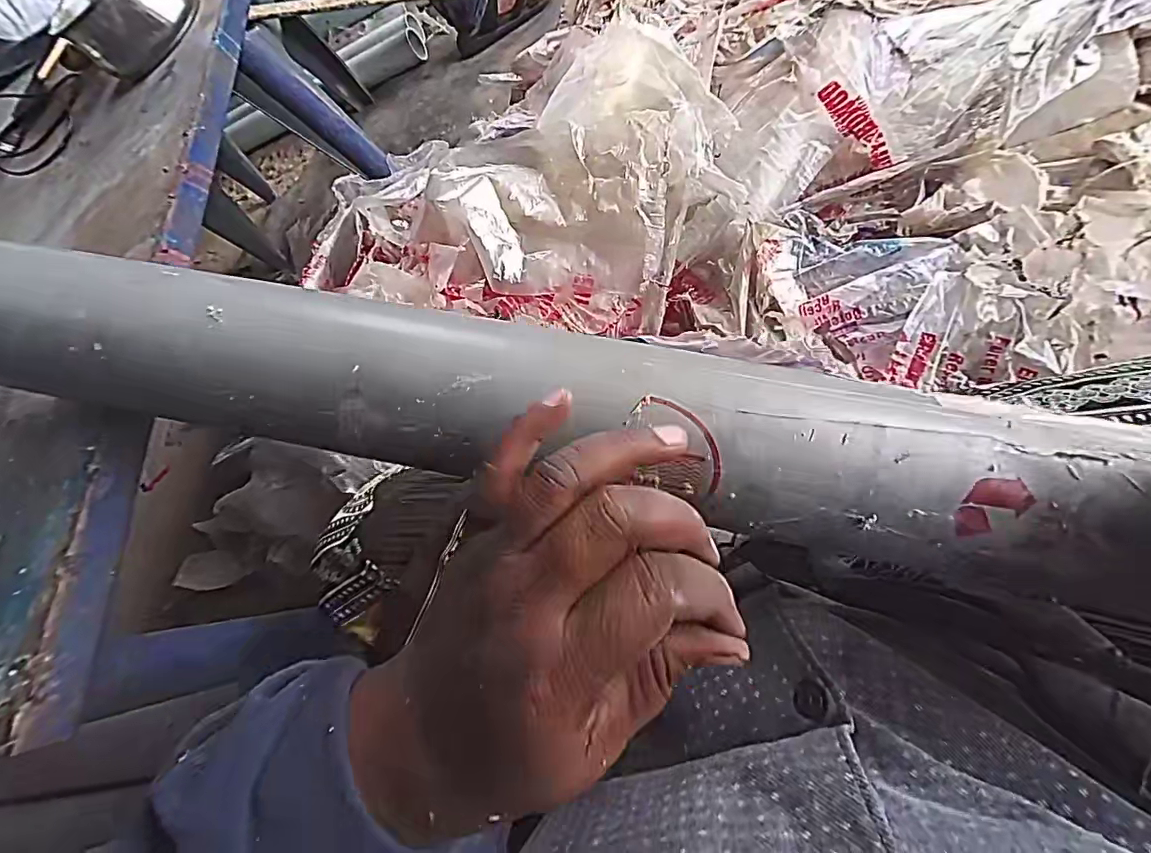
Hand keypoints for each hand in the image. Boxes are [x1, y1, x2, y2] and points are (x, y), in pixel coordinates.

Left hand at [348, 391, 747, 843]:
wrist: (419, 732)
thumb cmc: (509, 751)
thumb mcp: (596, 744)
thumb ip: (661, 678)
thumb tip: (731, 637)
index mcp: (560, 662)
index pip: (652, 591)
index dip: (706, 589)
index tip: (722, 607)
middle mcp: (524, 593)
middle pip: (614, 521)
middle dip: (678, 522)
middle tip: (702, 548)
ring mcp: (493, 552)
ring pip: (562, 479)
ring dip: (625, 452)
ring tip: (675, 446)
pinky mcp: (473, 531)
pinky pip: (498, 469)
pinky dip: (528, 427)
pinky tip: (563, 399)